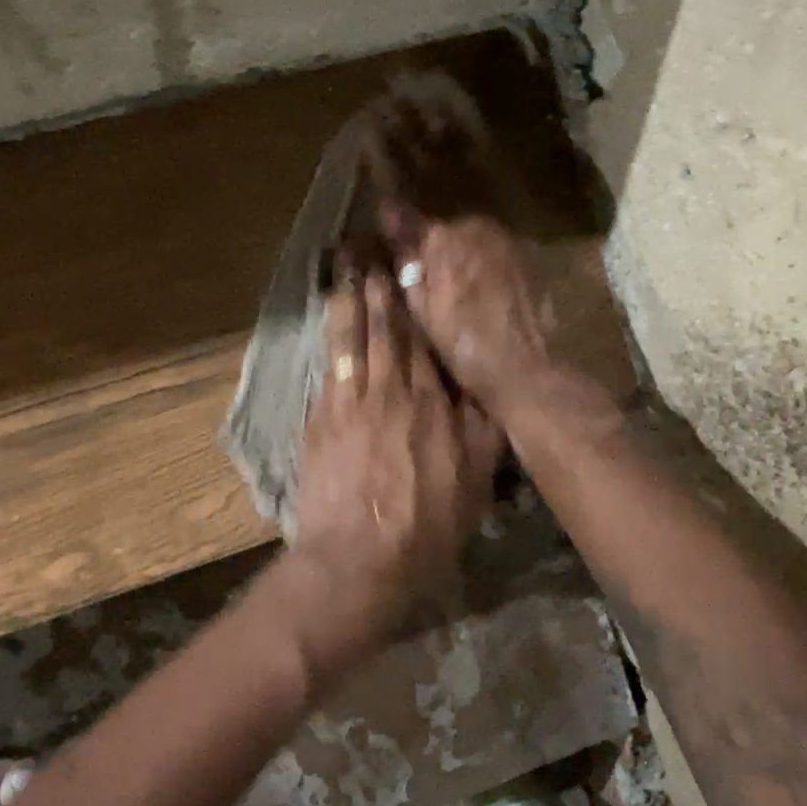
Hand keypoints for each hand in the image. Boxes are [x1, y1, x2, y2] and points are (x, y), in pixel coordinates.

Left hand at [291, 273, 501, 655]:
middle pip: (385, 328)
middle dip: (378, 285)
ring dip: (348, 299)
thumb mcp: (476, 481)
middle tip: (369, 246)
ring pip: (350, 338)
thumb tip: (488, 388)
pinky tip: (329, 321)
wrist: (359, 559)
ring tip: (345, 264)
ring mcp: (348, 402)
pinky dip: (329, 338)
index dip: (418, 302)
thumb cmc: (426, 527)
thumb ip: (481, 429)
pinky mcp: (319, 420)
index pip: (426, 340)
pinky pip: (327, 366)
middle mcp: (390, 390)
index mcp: (433, 402)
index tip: (413, 268)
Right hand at [351, 83, 555, 411]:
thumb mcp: (425, 310)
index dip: (386, 162)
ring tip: (429, 106)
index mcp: (441, 243)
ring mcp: (499, 225)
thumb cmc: (469, 349)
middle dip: (413, 134)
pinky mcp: (517, 235)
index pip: (406, 192)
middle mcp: (471, 223)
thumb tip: (389, 216)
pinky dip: (476, 160)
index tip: (368, 133)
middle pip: (437, 170)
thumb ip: (408, 260)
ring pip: (468, 170)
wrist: (531, 366)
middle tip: (394, 102)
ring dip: (446, 137)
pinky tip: (468, 144)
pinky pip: (491, 186)